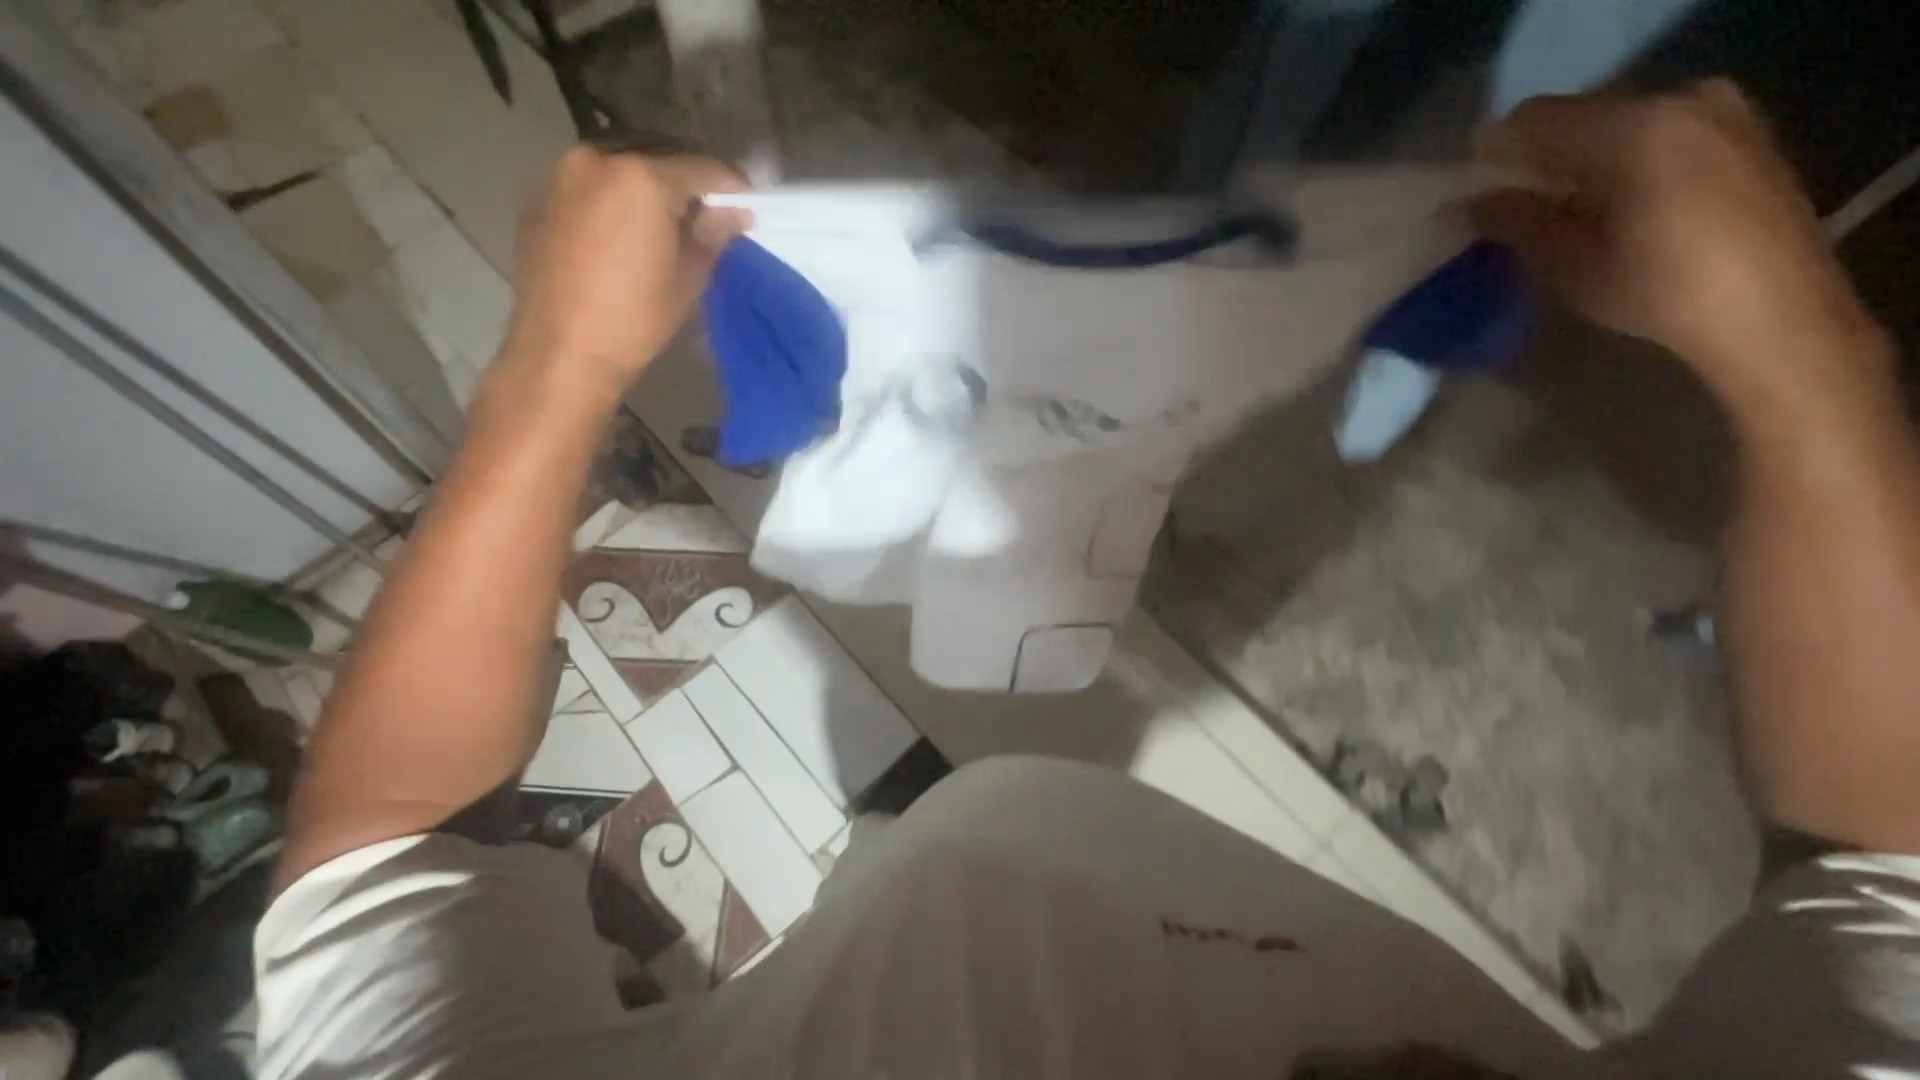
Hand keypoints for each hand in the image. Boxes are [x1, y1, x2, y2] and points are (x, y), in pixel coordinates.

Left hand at [505, 148, 750, 385]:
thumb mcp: (688, 278)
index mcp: (641, 177)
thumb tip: (734, 212)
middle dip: (685, 187)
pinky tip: (624, 236)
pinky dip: (613, 202)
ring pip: (620, 172)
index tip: (746, 207)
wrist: (561, 352)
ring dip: (646, 192)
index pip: (701, 169)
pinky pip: (590, 189)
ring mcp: (560, 176)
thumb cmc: (635, 318)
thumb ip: (712, 233)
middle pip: (657, 162)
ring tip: (663, 227)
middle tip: (706, 218)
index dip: (730, 188)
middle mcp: (597, 160)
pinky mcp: (538, 199)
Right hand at [1469, 81, 1879, 404]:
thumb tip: (1460, 206)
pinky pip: (1661, 133)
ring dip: (1582, 161)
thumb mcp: (1568, 262)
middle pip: (1580, 116)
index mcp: (1632, 125)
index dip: (1492, 155)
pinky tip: (1614, 206)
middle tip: (1511, 206)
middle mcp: (1680, 99)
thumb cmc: (1657, 289)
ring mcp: (1721, 112)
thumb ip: (1512, 221)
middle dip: (1539, 158)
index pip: (1533, 119)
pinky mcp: (1745, 135)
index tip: (1470, 195)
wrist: (1773, 313)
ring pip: (1621, 124)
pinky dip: (1625, 161)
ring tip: (1561, 211)